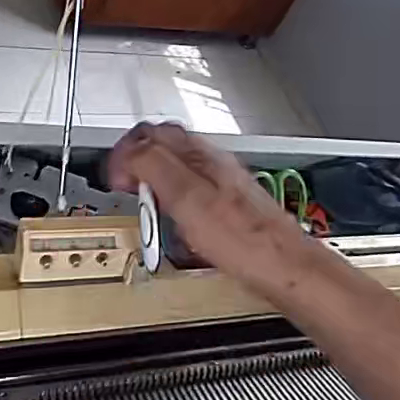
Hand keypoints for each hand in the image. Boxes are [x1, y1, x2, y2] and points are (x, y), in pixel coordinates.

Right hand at [106, 122, 323, 299]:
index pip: (151, 133)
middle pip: (164, 145)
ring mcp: (221, 182)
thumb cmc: (243, 238)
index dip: (125, 151)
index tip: (115, 177)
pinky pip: (190, 190)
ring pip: (177, 167)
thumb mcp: (187, 199)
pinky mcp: (227, 205)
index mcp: (199, 154)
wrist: (283, 267)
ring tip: (144, 202)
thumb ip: (155, 167)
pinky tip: (173, 220)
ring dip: (153, 179)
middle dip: (137, 161)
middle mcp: (212, 162)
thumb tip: (131, 153)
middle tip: (123, 185)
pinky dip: (171, 200)